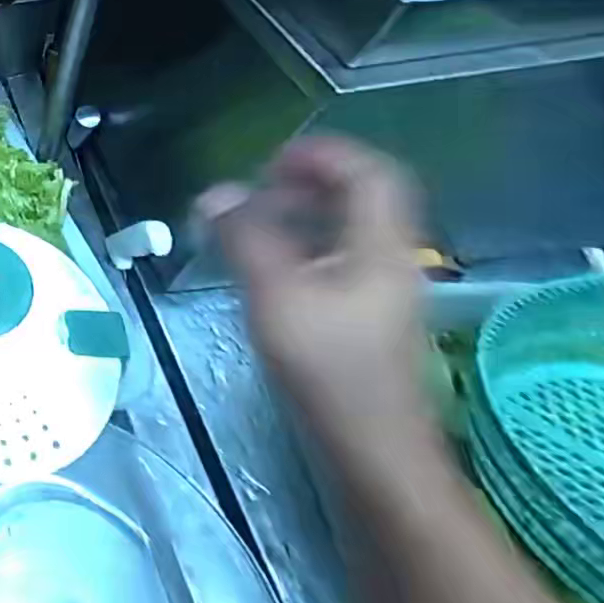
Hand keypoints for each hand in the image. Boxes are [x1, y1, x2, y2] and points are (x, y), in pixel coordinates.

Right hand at [197, 137, 428, 437]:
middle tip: (254, 188)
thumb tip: (214, 193)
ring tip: (250, 220)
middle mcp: (389, 261)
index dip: (323, 156)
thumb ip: (243, 237)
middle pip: (359, 200)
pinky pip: (334, 258)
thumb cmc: (325, 364)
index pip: (370, 176)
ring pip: (345, 230)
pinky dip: (300, 244)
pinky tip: (266, 262)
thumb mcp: (274, 293)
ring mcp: (379, 290)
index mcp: (380, 248)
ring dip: (299, 214)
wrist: (370, 446)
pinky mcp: (362, 315)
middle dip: (305, 183)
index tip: (269, 159)